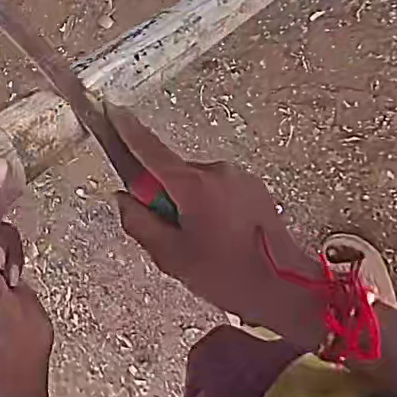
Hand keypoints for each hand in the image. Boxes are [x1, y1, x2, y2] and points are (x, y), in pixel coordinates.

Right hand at [107, 105, 323, 344]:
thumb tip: (123, 199)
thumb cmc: (228, 275)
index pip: (150, 149)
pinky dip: (210, 207)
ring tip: (203, 245)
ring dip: (189, 205)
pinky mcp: (252, 186)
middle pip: (173, 173)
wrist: (285, 287)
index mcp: (194, 185)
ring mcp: (238, 176)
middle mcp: (217, 171)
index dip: (127, 130)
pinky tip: (221, 238)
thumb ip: (139, 222)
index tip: (112, 110)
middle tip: (172, 237)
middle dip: (164, 198)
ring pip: (195, 184)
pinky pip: (217, 189)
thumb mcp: (171, 256)